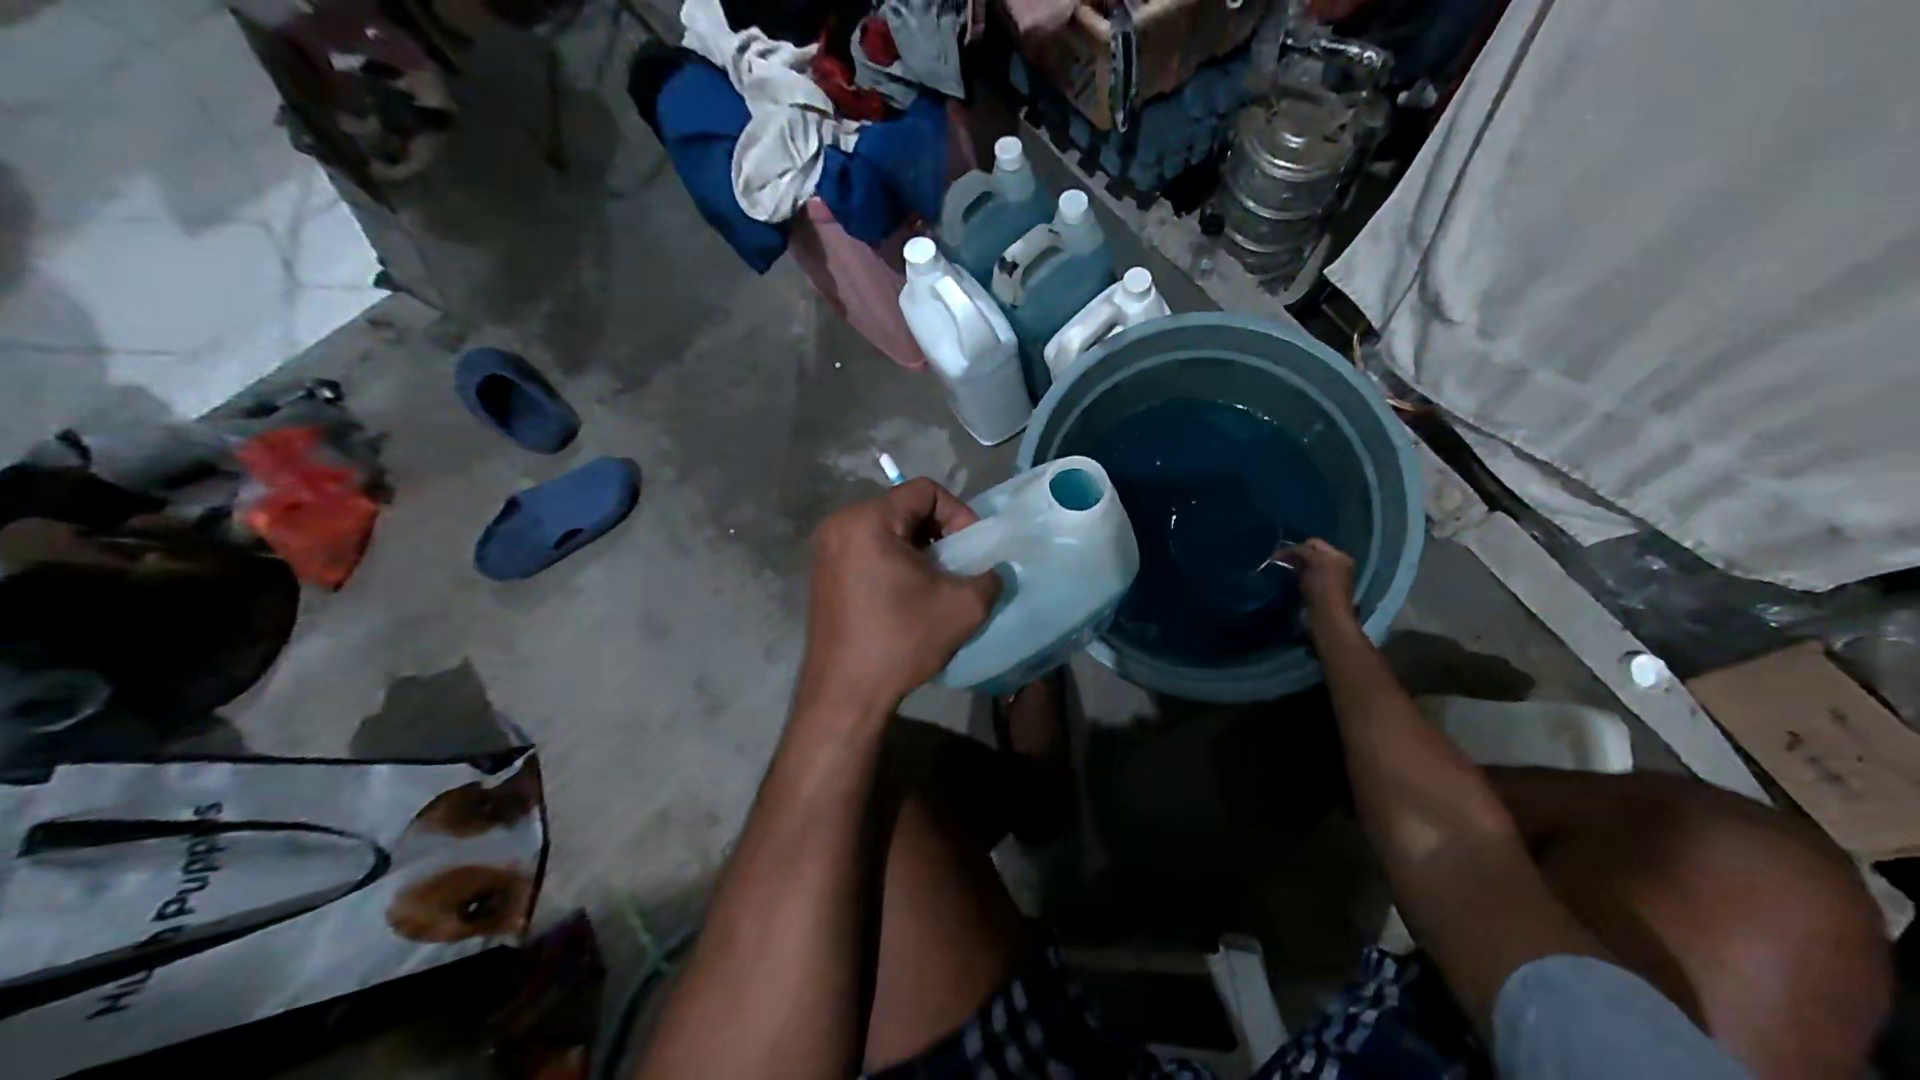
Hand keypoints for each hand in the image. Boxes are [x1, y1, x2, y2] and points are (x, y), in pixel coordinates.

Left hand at [797, 479, 1001, 718]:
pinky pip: (867, 549)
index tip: (970, 549)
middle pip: (903, 507)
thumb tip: (995, 571)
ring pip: (886, 530)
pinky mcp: (823, 574)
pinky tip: (907, 595)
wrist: (845, 692)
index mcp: (867, 520)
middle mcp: (839, 525)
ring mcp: (826, 550)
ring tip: (936, 582)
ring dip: (918, 549)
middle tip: (957, 566)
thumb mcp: (962, 606)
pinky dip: (894, 561)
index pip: (924, 491)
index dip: (958, 513)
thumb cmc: (901, 640)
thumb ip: (989, 577)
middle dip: (938, 533)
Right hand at [1280, 538, 1356, 634]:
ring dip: (1294, 567)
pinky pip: (1302, 578)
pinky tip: (1288, 581)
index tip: (1280, 554)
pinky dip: (1295, 578)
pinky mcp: (1317, 592)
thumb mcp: (1315, 561)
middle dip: (1295, 556)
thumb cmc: (1323, 587)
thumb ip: (1302, 551)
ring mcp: (1326, 579)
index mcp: (1338, 556)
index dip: (1297, 546)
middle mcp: (1335, 565)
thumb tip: (1285, 551)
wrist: (1326, 617)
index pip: (1314, 543)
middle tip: (1279, 562)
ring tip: (1282, 571)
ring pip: (1304, 566)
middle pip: (1310, 554)